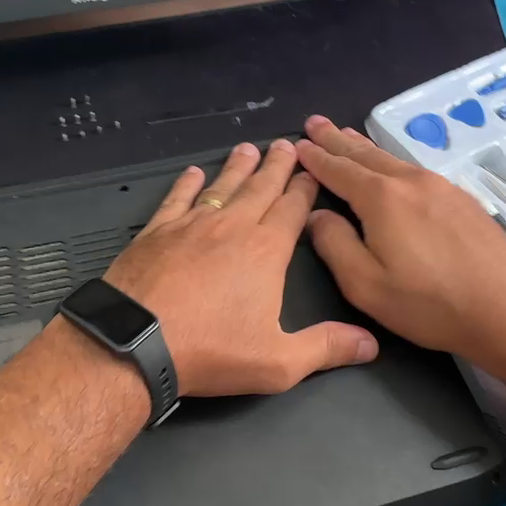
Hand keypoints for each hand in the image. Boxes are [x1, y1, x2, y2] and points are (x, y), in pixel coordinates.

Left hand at [101, 140, 378, 396]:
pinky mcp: (156, 230)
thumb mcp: (278, 362)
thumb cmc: (210, 349)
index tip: (313, 171)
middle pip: (260, 188)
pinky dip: (186, 184)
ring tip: (248, 148)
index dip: (305, 188)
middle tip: (285, 143)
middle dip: (276, 165)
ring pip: (221, 186)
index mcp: (266, 251)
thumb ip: (325, 348)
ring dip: (237, 167)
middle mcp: (231, 226)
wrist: (135, 340)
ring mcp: (191, 224)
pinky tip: (191, 174)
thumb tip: (370, 344)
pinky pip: (177, 198)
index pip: (292, 209)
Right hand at [294, 115, 505, 379]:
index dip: (315, 157)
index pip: (338, 169)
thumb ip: (333, 244)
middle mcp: (411, 181)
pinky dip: (390, 163)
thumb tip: (316, 215)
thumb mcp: (364, 284)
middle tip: (315, 123)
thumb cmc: (429, 304)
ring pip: (392, 160)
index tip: (297, 145)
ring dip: (363, 147)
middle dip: (336, 139)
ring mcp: (442, 187)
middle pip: (365, 154)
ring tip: (346, 135)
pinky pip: (414, 171)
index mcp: (381, 198)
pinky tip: (390, 167)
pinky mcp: (463, 201)